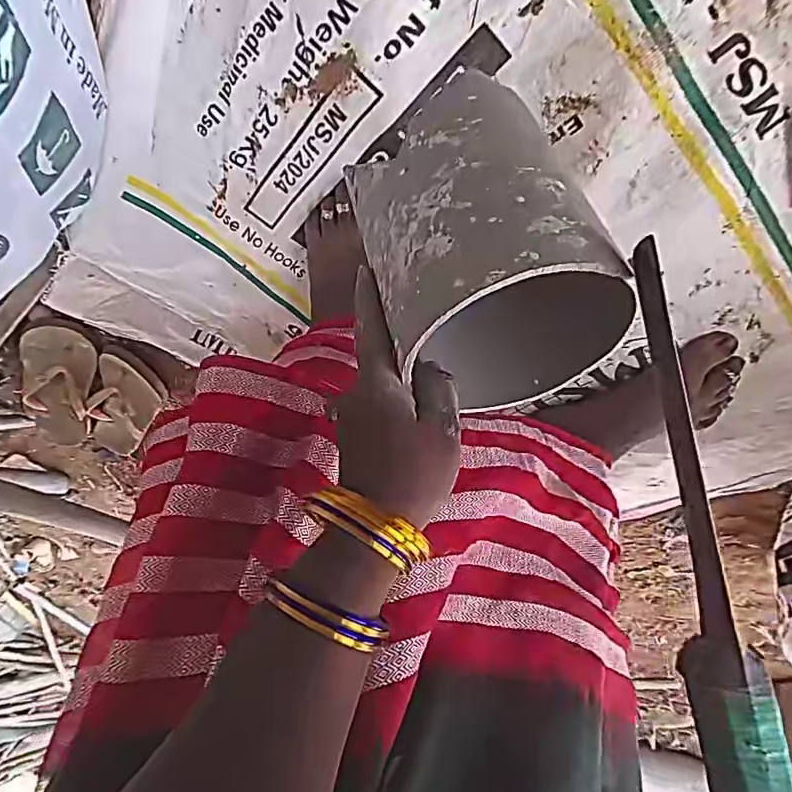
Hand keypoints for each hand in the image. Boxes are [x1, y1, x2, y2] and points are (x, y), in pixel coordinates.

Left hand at [333, 268, 460, 526]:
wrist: (377, 522)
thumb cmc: (415, 474)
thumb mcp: (442, 430)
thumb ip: (437, 388)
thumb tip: (429, 366)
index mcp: (376, 384)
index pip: (371, 329)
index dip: (369, 297)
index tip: (367, 269)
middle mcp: (354, 394)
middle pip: (375, 355)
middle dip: (392, 337)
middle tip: (416, 318)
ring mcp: (349, 416)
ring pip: (377, 382)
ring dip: (394, 372)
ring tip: (423, 364)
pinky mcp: (352, 435)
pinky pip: (375, 403)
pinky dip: (391, 395)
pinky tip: (410, 403)